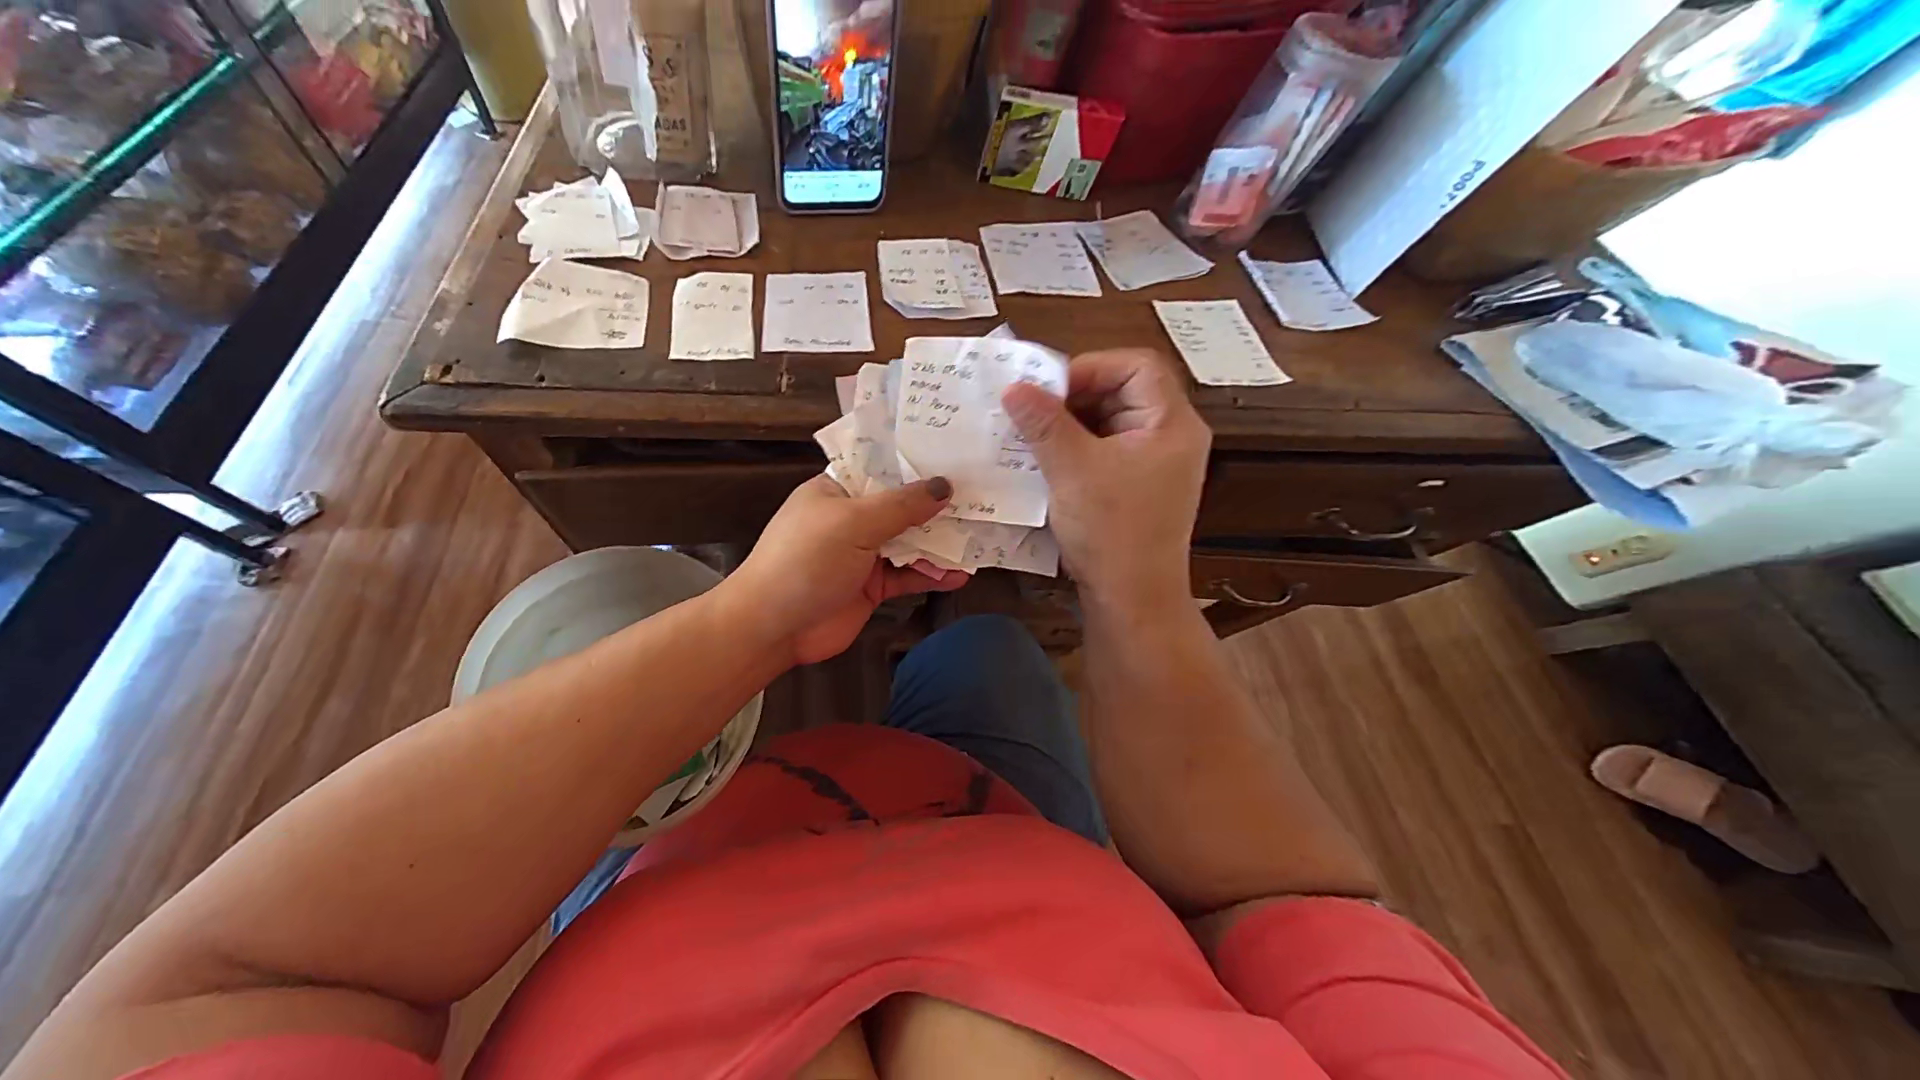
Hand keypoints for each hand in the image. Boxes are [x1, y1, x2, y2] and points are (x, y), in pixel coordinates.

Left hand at [724, 474, 969, 665]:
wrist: (772, 628)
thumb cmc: (805, 561)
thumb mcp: (853, 523)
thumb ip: (902, 506)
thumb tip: (944, 486)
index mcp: (838, 490)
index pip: (884, 467)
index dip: (919, 464)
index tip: (959, 458)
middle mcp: (852, 518)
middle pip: (903, 506)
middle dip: (938, 505)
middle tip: (983, 497)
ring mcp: (862, 553)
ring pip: (910, 542)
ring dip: (940, 543)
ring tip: (980, 537)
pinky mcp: (872, 587)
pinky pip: (908, 575)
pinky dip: (932, 575)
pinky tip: (959, 575)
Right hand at [1004, 348, 1209, 608]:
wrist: (1132, 599)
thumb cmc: (1111, 531)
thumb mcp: (1072, 470)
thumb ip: (1044, 422)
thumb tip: (1015, 387)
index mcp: (1172, 423)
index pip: (1137, 366)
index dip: (1091, 367)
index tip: (1048, 387)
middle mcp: (1172, 437)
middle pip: (1124, 391)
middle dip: (1075, 396)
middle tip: (1033, 407)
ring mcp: (1157, 463)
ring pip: (1111, 421)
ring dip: (1071, 422)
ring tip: (1032, 431)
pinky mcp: (1139, 486)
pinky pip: (1107, 449)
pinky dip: (1077, 447)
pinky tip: (1045, 457)